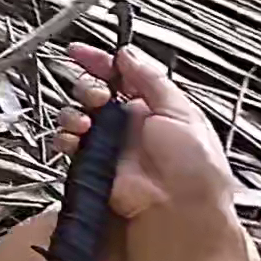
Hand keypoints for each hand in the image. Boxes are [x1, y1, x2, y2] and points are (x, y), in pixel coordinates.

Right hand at [52, 44, 258, 260]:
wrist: (178, 208)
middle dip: (88, 88)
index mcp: (153, 107)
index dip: (98, 61)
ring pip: (76, 114)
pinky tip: (76, 138)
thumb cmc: (195, 168)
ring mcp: (108, 143)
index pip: (120, 75)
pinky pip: (67, 142)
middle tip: (97, 96)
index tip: (79, 52)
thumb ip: (150, 78)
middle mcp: (127, 123)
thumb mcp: (181, 111)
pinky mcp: (91, 162)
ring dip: (75, 113)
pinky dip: (66, 137)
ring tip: (87, 122)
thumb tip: (127, 54)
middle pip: (93, 92)